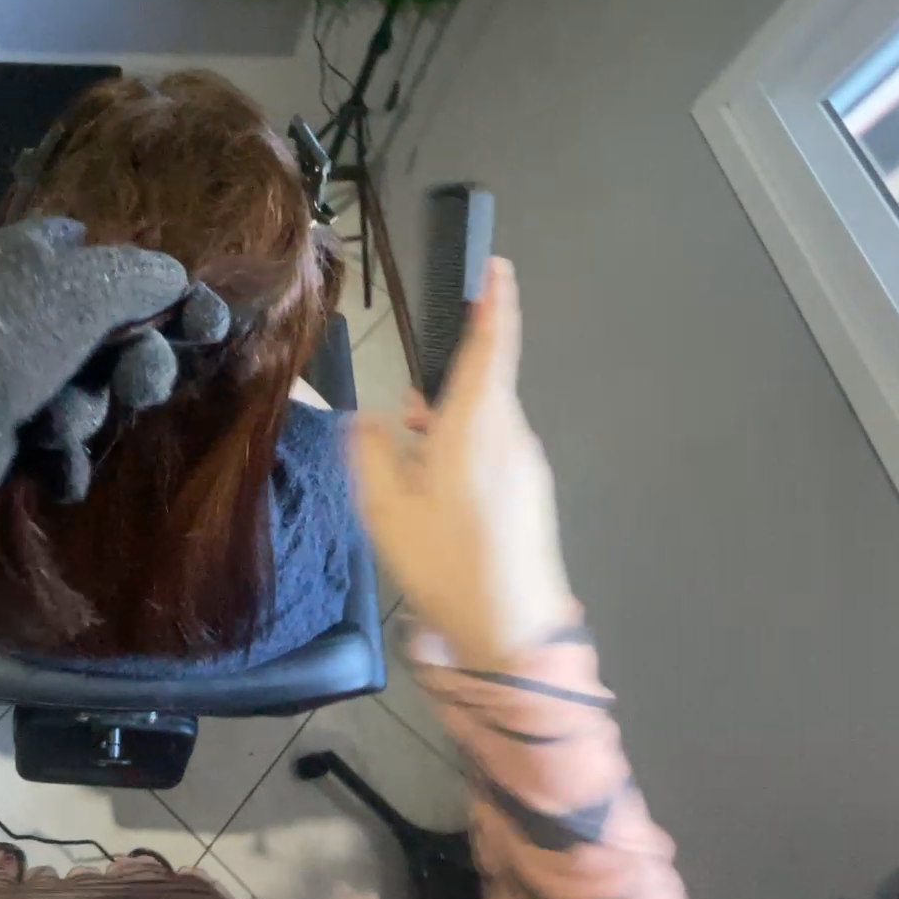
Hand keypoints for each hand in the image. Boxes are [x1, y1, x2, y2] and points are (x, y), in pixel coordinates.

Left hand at [0, 217, 223, 540]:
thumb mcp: (68, 294)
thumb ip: (133, 278)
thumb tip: (176, 276)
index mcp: (40, 262)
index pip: (121, 268)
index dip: (168, 296)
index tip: (204, 326)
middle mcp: (27, 316)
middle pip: (115, 341)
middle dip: (132, 368)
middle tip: (132, 384)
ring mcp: (10, 377)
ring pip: (88, 398)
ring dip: (83, 416)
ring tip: (53, 427)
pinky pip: (57, 445)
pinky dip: (62, 458)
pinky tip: (54, 465)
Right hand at [350, 259, 578, 668]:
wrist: (513, 629)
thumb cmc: (446, 561)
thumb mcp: (385, 507)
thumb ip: (370, 449)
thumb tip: (366, 418)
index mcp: (474, 429)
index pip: (490, 350)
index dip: (495, 305)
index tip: (496, 268)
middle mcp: (510, 437)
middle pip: (477, 389)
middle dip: (438, 396)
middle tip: (400, 429)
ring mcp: (527, 465)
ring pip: (480, 423)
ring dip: (444, 431)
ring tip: (412, 478)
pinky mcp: (532, 490)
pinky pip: (492, 450)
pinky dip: (460, 455)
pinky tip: (438, 499)